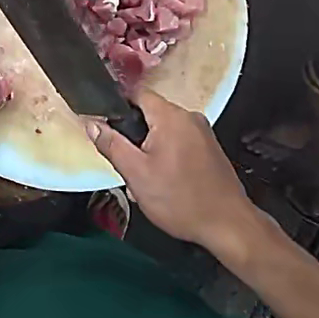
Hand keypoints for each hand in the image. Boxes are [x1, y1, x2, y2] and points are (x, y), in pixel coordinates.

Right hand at [82, 90, 263, 254]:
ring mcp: (203, 133)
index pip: (137, 94)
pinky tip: (166, 184)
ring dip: (151, 151)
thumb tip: (92, 124)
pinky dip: (168, 158)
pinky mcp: (210, 149)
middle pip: (151, 115)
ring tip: (147, 180)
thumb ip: (111, 144)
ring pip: (165, 132)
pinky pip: (181, 144)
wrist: (226, 223)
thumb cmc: (181, 200)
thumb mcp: (136, 173)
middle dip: (135, 137)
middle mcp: (190, 118)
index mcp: (171, 116)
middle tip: (128, 165)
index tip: (107, 125)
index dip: (118, 107)